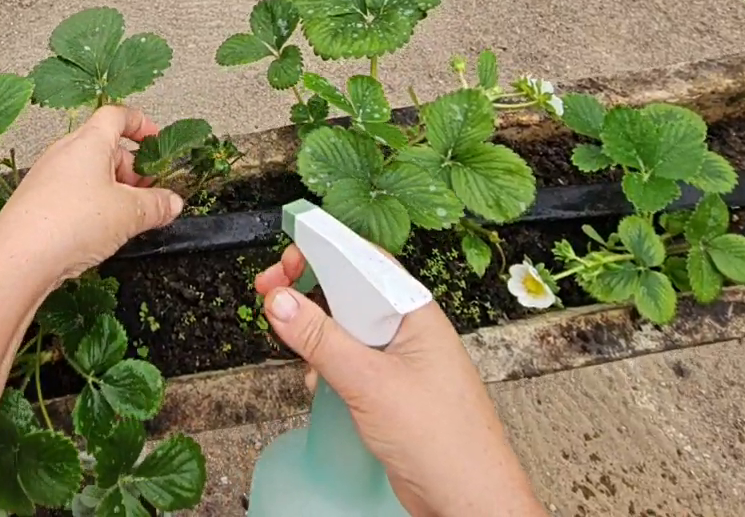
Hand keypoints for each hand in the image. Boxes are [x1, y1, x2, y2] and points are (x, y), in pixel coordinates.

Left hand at [0, 105, 184, 289]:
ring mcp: (47, 176)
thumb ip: (156, 204)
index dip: (141, 124)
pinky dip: (92, 205)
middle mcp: (64, 152)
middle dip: (132, 170)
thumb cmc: (71, 222)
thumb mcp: (128, 214)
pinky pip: (72, 193)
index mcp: (88, 141)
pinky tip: (99, 233)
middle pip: (106, 148)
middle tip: (150, 196)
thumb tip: (172, 202)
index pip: (117, 115)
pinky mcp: (37, 201)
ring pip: (90, 174)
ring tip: (128, 220)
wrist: (18, 259)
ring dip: (114, 191)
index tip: (157, 141)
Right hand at [255, 246, 545, 516]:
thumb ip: (321, 339)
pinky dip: (325, 359)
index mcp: (412, 310)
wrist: (474, 508)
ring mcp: (397, 357)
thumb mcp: (370, 383)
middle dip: (306, 287)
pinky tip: (315, 377)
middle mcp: (405, 327)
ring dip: (312, 326)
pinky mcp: (387, 386)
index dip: (318, 252)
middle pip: (347, 288)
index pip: (360, 260)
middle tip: (269, 293)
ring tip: (287, 335)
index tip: (282, 265)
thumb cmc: (445, 444)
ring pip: (344, 323)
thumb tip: (280, 301)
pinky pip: (348, 356)